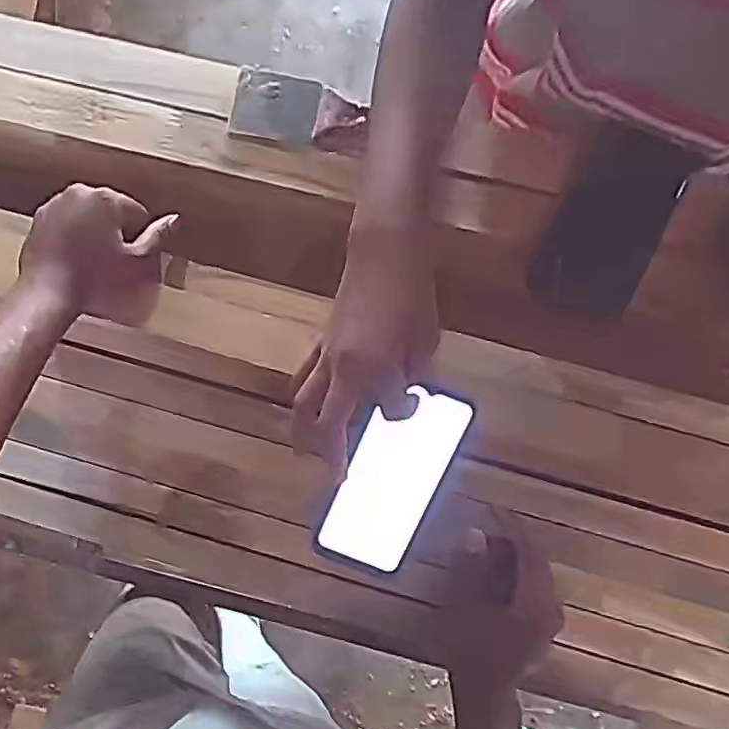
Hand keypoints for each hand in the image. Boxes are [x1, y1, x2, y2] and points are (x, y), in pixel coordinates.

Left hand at [18, 184, 179, 326]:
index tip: (131, 260)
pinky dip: (72, 240)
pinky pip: (66, 226)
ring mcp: (55, 205)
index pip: (137, 213)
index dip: (139, 239)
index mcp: (107, 199)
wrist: (48, 294)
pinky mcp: (40, 221)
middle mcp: (79, 193)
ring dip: (93, 236)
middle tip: (112, 265)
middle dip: (114, 234)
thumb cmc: (95, 281)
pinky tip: (74, 263)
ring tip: (92, 266)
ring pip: (87, 218)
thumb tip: (175, 219)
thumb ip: (157, 238)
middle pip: (110, 212)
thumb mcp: (136, 263)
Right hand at [292, 228, 440, 467]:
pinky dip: (303, 396)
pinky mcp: (321, 345)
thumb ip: (416, 373)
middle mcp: (346, 372)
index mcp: (376, 370)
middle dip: (332, 455)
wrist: (384, 252)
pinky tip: (303, 406)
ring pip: (305, 405)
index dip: (404, 413)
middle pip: (329, 425)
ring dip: (303, 433)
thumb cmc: (411, 292)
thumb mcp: (426, 337)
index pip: (390, 411)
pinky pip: (304, 378)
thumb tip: (407, 392)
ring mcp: (328, 359)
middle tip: (336, 476)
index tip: (412, 405)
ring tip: (304, 453)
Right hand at [431, 511, 561, 693]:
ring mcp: (548, 621)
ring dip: (512, 560)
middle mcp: (550, 608)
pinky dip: (514, 576)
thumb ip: (471, 569)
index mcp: (536, 601)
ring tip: (486, 549)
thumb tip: (476, 534)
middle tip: (486, 529)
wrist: (485, 695)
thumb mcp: (463, 606)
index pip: (529, 552)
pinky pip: (531, 591)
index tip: (493, 509)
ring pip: (534, 577)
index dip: (511, 527)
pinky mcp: (540, 629)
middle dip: (511, 542)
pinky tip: (494, 576)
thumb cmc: (471, 651)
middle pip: (535, 563)